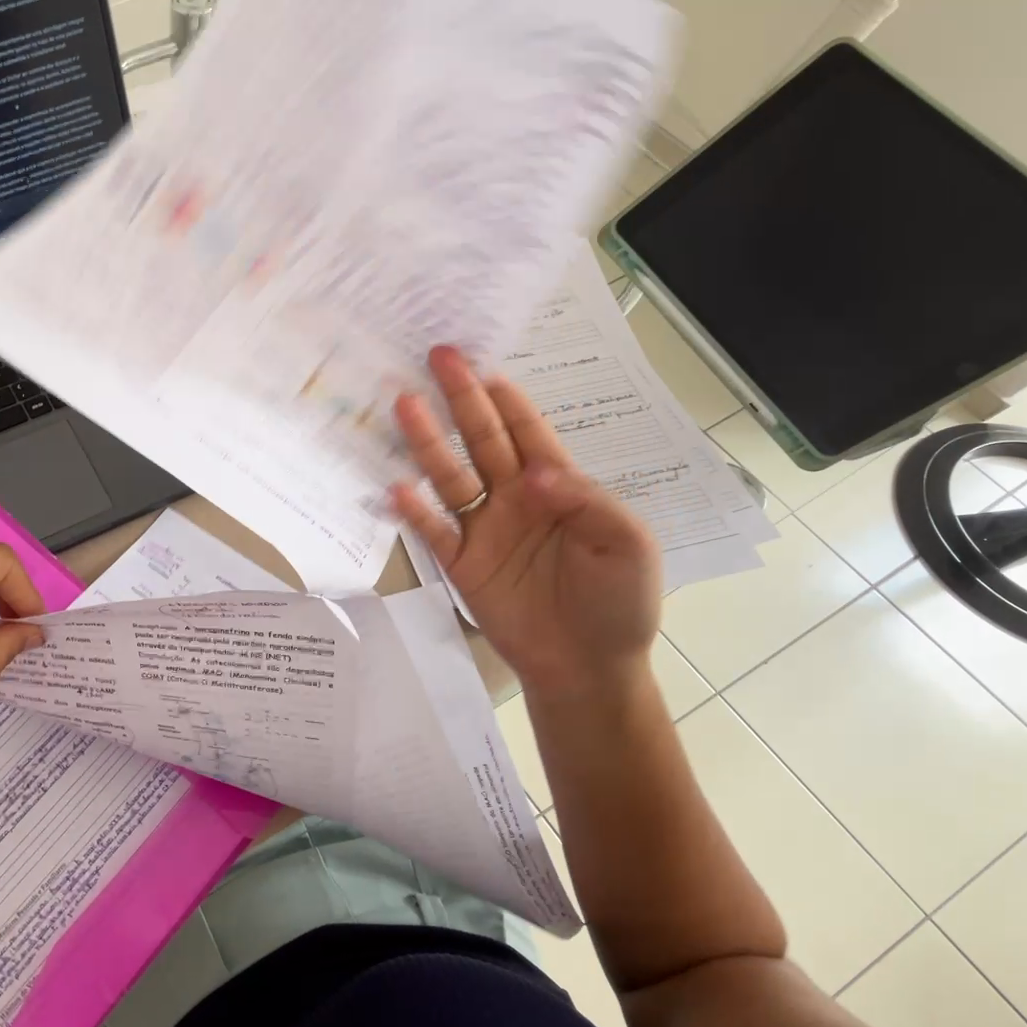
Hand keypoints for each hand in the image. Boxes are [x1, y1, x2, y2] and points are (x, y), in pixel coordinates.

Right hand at [390, 347, 661, 696]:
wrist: (586, 667)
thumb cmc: (619, 604)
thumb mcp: (627, 546)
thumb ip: (588, 503)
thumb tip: (536, 476)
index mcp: (558, 487)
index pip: (527, 432)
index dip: (506, 399)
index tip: (481, 364)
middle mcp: (514, 498)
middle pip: (483, 441)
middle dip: (461, 399)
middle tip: (437, 359)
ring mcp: (484, 530)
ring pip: (451, 476)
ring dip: (429, 442)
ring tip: (404, 406)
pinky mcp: (461, 564)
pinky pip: (433, 531)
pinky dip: (415, 511)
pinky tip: (398, 488)